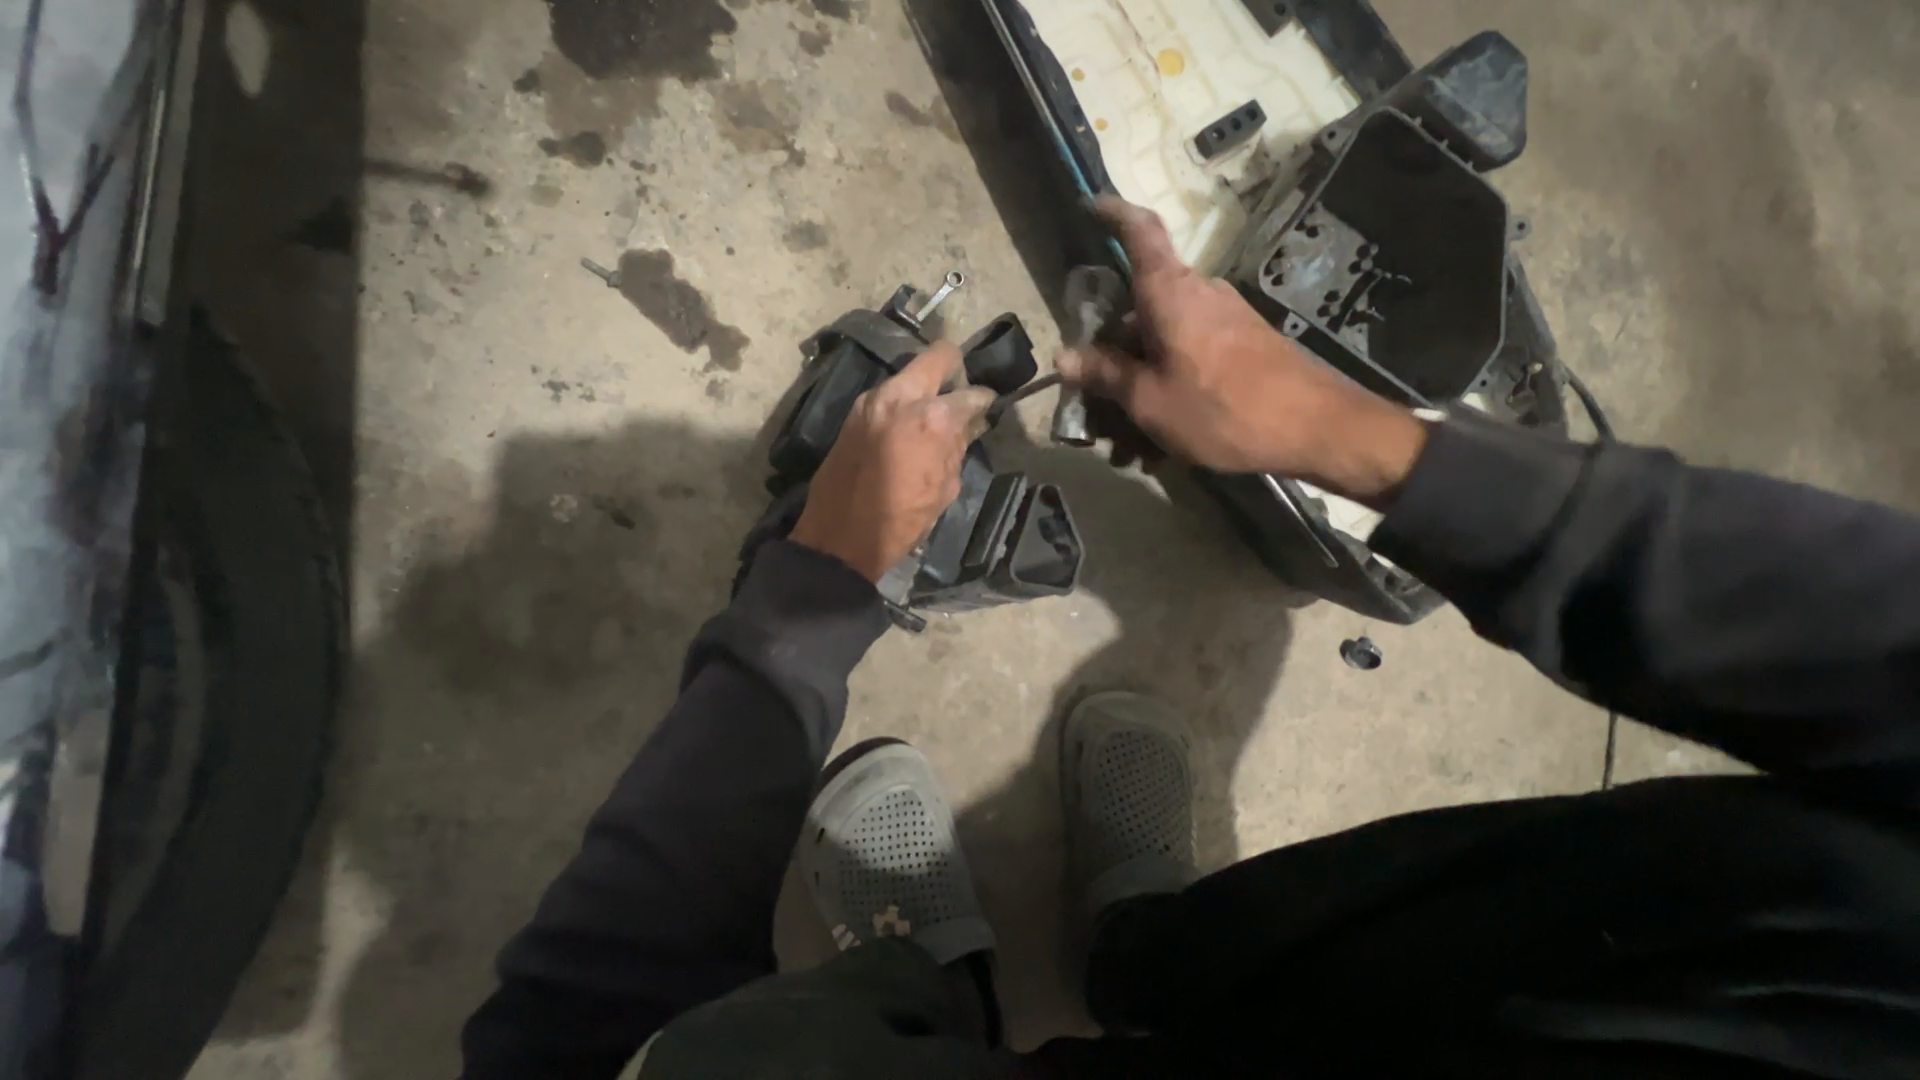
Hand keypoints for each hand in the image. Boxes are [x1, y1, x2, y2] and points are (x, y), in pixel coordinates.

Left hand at [790, 343, 995, 582]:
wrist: (840, 537)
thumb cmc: (901, 520)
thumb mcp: (944, 487)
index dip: (984, 402)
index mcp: (932, 417)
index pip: (970, 394)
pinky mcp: (853, 412)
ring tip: (930, 420)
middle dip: (954, 371)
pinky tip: (906, 431)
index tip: (986, 408)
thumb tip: (968, 425)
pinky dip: (902, 405)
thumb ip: (958, 447)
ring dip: (924, 390)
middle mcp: (900, 396)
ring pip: (908, 376)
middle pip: (937, 356)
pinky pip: (888, 396)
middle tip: (958, 397)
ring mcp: (872, 400)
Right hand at [1056, 197, 1427, 505]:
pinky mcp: (1242, 345)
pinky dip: (1169, 391)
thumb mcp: (1150, 401)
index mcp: (1170, 293)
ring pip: (1163, 344)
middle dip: (1113, 356)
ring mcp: (1224, 319)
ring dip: (1141, 387)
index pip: (1140, 233)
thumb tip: (1064, 357)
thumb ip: (1106, 376)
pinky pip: (1190, 359)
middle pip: (1140, 309)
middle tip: (1093, 402)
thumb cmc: (1222, 409)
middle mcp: (1197, 294)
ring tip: (1128, 447)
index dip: (1113, 214)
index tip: (1089, 207)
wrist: (1315, 428)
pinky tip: (1164, 446)